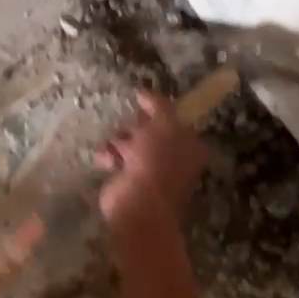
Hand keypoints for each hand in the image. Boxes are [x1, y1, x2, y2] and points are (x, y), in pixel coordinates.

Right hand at [96, 91, 208, 228]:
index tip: (141, 105)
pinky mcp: (127, 180)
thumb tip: (143, 93)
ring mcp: (150, 171)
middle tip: (129, 129)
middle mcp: (173, 158)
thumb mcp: (164, 124)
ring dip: (118, 141)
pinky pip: (115, 158)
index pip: (174, 120)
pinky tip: (107, 161)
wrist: (138, 204)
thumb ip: (157, 105)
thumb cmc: (157, 161)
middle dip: (134, 127)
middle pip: (149, 130)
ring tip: (115, 148)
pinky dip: (108, 156)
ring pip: (129, 142)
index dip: (157, 111)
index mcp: (190, 146)